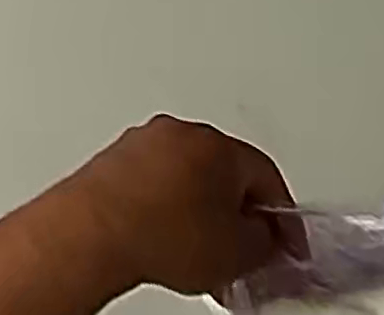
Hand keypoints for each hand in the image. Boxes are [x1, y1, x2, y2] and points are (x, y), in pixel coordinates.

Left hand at [53, 115, 301, 297]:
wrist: (96, 227)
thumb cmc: (160, 230)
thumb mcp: (244, 251)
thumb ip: (266, 238)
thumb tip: (261, 234)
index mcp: (212, 144)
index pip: (267, 175)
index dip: (283, 218)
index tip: (287, 246)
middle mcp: (173, 132)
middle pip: (224, 169)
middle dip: (241, 209)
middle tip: (250, 246)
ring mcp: (140, 140)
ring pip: (189, 173)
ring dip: (204, 206)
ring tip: (208, 248)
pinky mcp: (116, 154)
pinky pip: (157, 174)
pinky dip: (171, 199)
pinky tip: (173, 233)